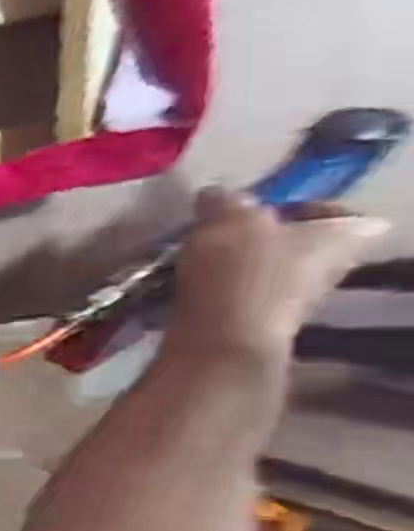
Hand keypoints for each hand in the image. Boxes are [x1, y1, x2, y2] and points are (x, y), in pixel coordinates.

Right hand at [168, 188, 388, 362]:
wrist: (222, 336)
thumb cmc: (240, 271)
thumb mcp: (229, 222)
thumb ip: (226, 203)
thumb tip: (218, 194)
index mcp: (343, 235)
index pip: (337, 211)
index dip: (301, 206)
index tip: (260, 209)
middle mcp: (333, 266)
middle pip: (298, 241)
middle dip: (260, 236)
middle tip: (218, 232)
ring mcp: (297, 297)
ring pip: (266, 267)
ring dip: (234, 262)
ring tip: (193, 259)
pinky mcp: (260, 318)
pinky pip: (241, 291)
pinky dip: (218, 285)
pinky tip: (188, 284)